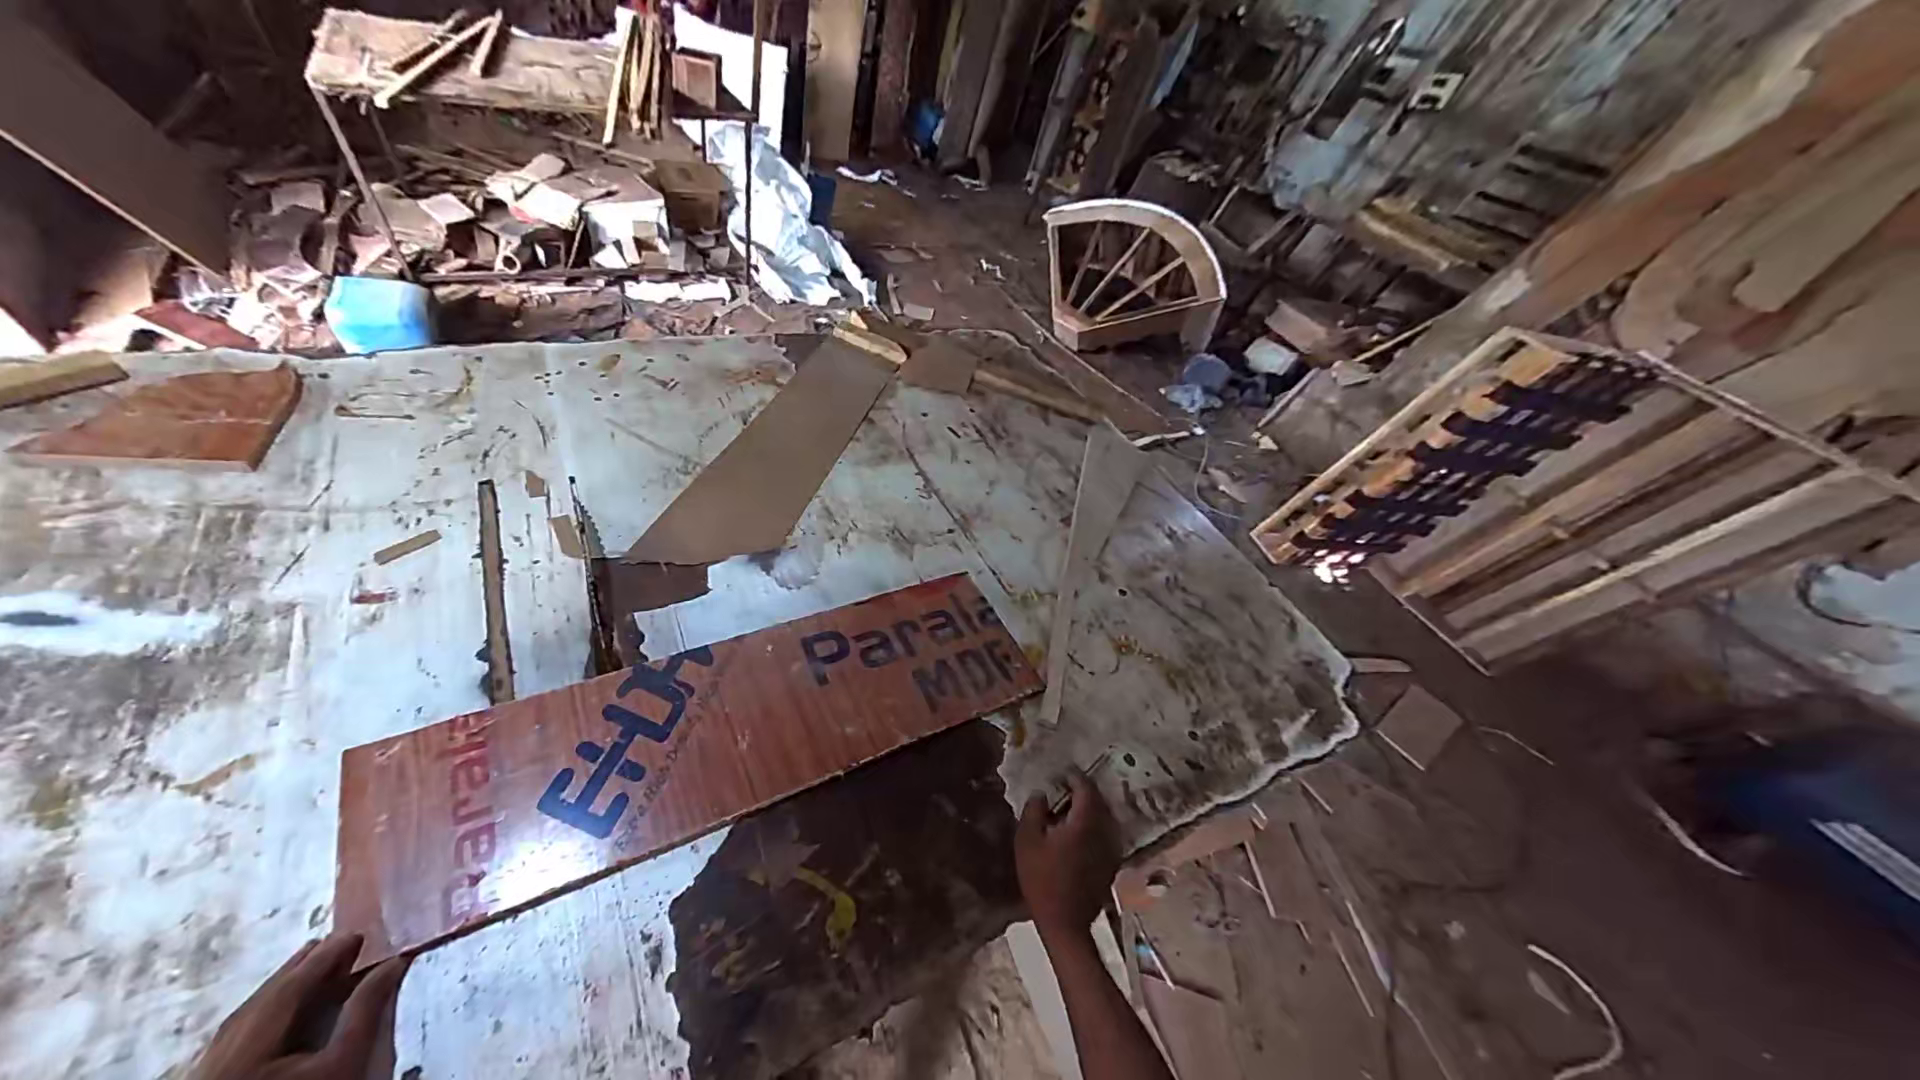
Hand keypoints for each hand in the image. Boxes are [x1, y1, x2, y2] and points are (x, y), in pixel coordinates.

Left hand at [192, 933, 409, 1079]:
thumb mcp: (345, 1062)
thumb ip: (366, 1010)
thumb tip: (393, 962)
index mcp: (248, 1048)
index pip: (292, 988)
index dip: (327, 958)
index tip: (359, 934)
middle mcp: (217, 1056)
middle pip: (264, 999)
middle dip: (303, 968)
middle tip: (341, 943)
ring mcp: (207, 1071)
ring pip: (247, 1016)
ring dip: (286, 986)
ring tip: (316, 964)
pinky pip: (239, 1033)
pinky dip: (269, 1010)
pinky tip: (286, 1007)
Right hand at [1016, 773, 1120, 936]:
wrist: (1065, 922)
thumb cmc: (1042, 879)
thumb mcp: (1027, 840)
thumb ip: (1034, 810)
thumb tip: (1042, 793)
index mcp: (1086, 822)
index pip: (1086, 788)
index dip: (1074, 777)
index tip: (1062, 772)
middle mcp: (1105, 831)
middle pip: (1098, 801)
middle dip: (1082, 791)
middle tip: (1063, 788)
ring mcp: (1111, 849)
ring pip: (1104, 817)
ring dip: (1088, 809)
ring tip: (1067, 810)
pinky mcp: (1111, 863)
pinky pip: (1105, 833)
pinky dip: (1093, 826)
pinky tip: (1076, 832)